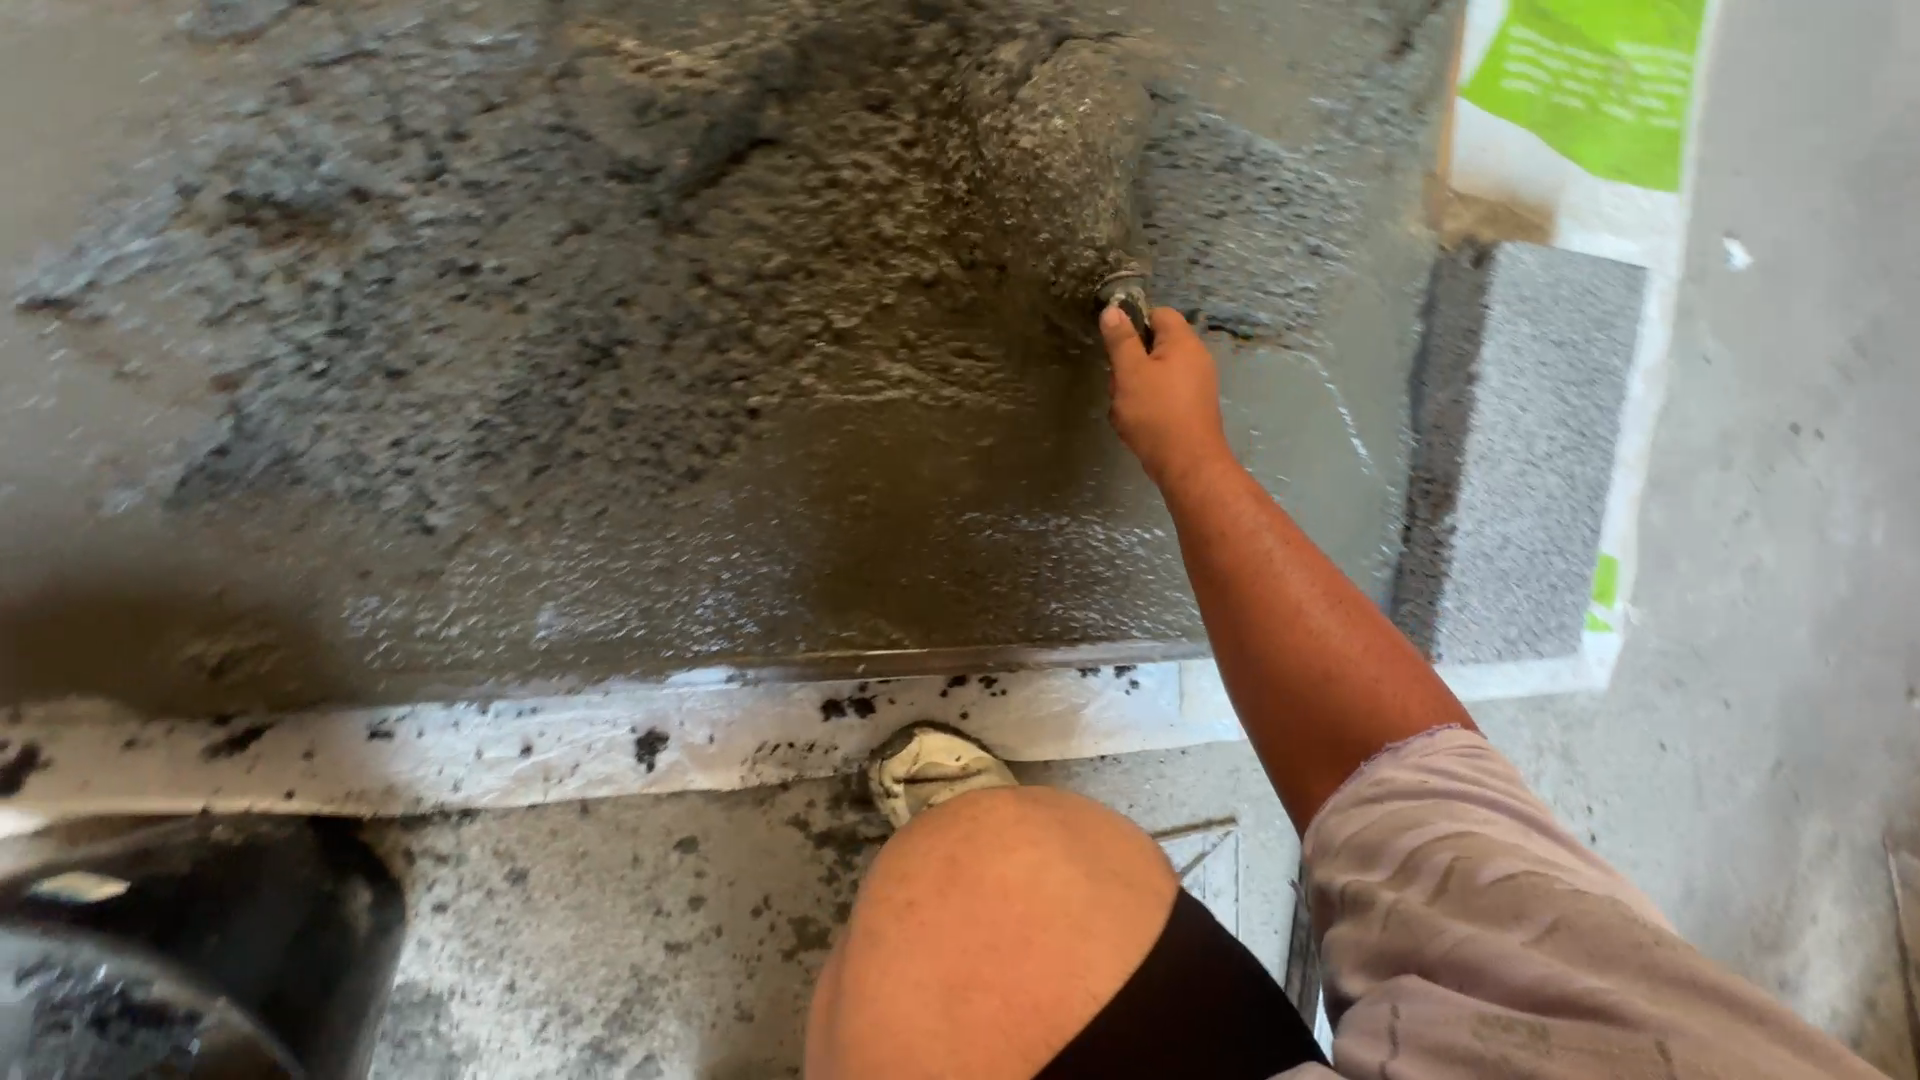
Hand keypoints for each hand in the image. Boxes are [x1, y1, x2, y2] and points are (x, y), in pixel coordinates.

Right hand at [1100, 306, 1233, 486]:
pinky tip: (1136, 425)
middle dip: (1129, 365)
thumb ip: (1121, 340)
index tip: (1115, 346)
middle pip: (1153, 348)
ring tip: (1125, 411)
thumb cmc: (1156, 413)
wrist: (1187, 463)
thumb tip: (1113, 310)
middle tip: (1119, 386)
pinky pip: (1162, 398)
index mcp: (1183, 343)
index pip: (1159, 314)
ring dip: (1132, 390)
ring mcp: (1195, 386)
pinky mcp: (1191, 409)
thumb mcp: (1130, 372)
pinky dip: (1145, 407)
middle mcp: (1195, 359)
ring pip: (1153, 376)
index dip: (1134, 324)